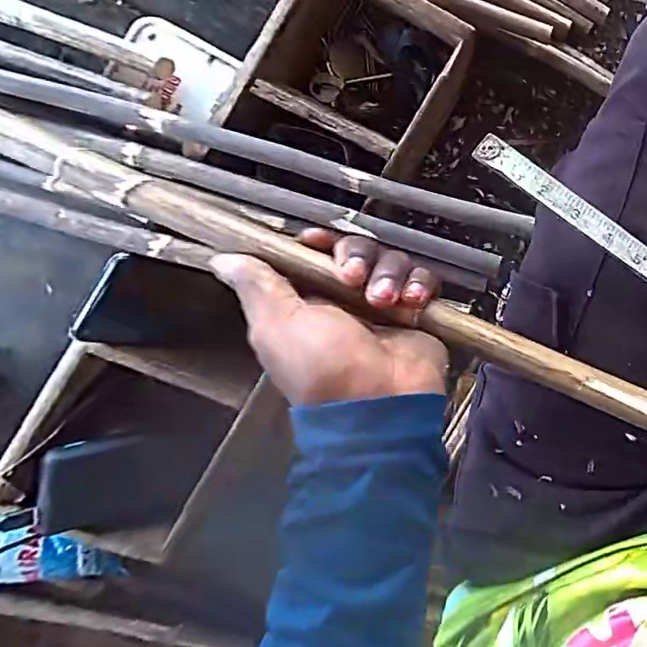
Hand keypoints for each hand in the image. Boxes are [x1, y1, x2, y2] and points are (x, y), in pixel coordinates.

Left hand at [210, 229, 447, 405]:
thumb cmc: (321, 369)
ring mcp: (385, 304)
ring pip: (391, 259)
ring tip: (386, 301)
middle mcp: (348, 298)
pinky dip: (419, 283)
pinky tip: (411, 302)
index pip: (318, 251)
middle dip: (357, 255)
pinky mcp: (417, 311)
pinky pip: (423, 278)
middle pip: (358, 248)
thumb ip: (255, 286)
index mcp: (311, 299)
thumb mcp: (277, 326)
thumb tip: (224, 259)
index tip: (320, 241)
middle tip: (354, 279)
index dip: (321, 241)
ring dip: (389, 273)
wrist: (379, 406)